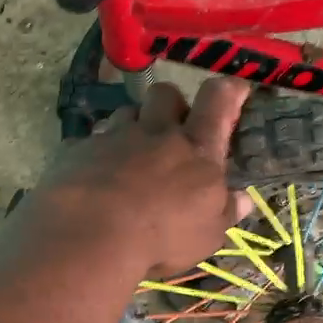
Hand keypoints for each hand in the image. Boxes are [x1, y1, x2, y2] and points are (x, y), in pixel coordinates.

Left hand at [28, 78, 251, 275]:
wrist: (91, 233)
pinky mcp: (79, 149)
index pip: (218, 103)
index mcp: (197, 151)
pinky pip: (93, 140)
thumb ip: (225, 212)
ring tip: (133, 155)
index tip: (236, 86)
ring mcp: (115, 137)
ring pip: (127, 113)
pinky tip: (98, 177)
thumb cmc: (162, 236)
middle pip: (166, 94)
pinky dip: (100, 153)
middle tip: (174, 127)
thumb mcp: (207, 235)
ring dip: (134, 126)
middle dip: (173, 103)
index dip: (229, 90)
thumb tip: (242, 198)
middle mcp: (157, 133)